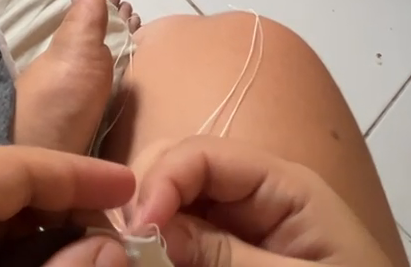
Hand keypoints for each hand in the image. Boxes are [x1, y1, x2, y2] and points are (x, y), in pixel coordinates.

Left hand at [0, 145, 136, 266]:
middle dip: (61, 199)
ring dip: (38, 221)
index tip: (130, 185)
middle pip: (1, 179)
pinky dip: (8, 242)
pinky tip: (44, 258)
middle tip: (115, 226)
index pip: (18, 165)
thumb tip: (114, 249)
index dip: (78, 174)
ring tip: (89, 243)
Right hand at [130, 137, 392, 266]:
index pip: (201, 153)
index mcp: (281, 184)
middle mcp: (254, 191)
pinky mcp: (233, 248)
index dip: (160, 179)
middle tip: (129, 242)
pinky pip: (188, 231)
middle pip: (179, 166)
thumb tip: (154, 231)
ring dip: (150, 219)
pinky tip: (156, 256)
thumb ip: (229, 257)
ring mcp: (241, 220)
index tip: (138, 228)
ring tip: (137, 251)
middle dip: (147, 193)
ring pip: (175, 199)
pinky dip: (165, 239)